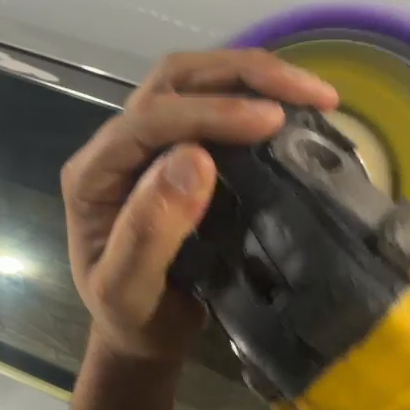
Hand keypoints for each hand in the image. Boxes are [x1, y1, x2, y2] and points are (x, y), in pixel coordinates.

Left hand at [59, 50, 336, 362]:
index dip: (208, 111)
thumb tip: (194, 158)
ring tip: (315, 95)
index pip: (145, 121)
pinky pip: (215, 103)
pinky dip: (258, 97)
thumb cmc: (132, 318)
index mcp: (94, 175)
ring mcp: (149, 143)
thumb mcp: (128, 291)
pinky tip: (298, 110)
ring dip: (254, 77)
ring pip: (195, 81)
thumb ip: (149, 232)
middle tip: (308, 94)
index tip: (270, 120)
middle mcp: (117, 147)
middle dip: (241, 75)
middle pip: (173, 81)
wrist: (143, 333)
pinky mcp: (180, 148)